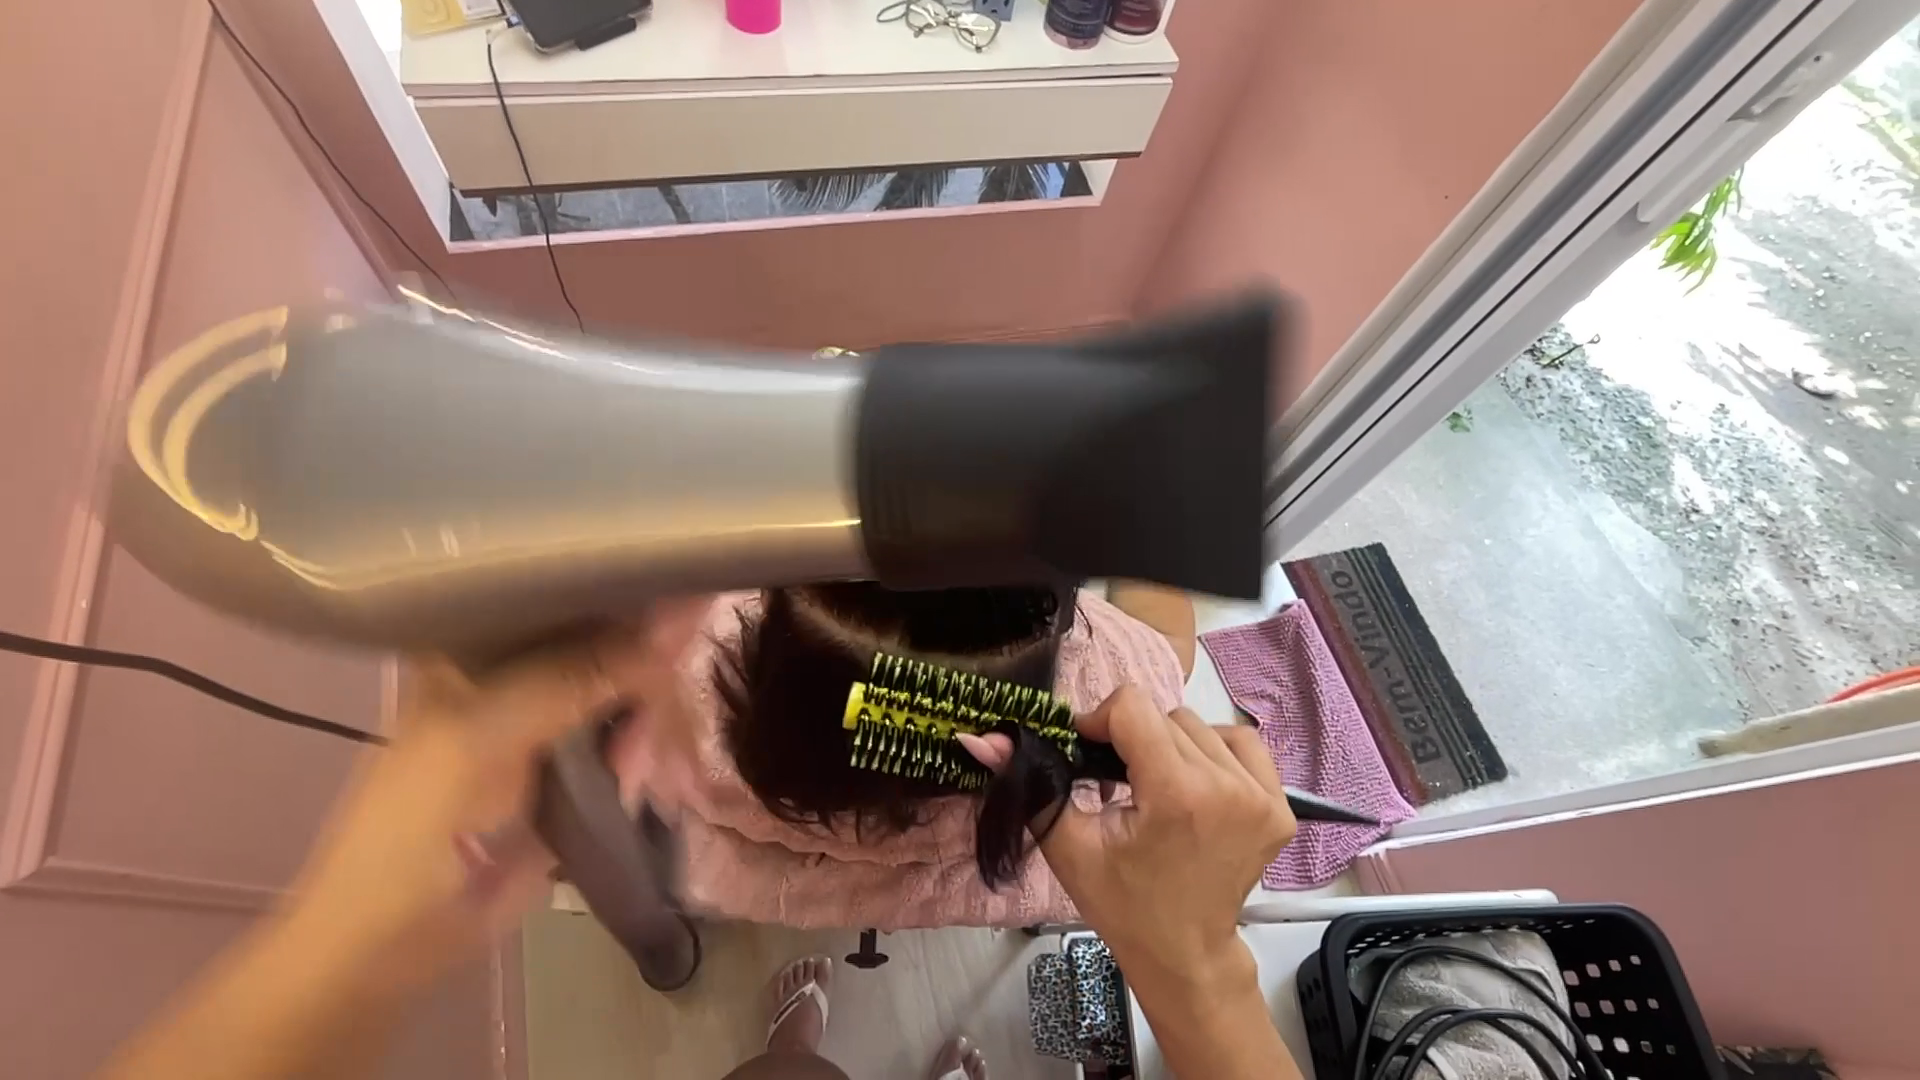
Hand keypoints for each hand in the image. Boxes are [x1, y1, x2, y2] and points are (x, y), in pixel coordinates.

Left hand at [284, 603, 706, 989]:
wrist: (398, 938)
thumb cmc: (418, 822)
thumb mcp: (491, 732)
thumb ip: (579, 674)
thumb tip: (678, 622)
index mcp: (473, 642)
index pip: (561, 589)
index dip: (620, 590)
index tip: (680, 598)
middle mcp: (514, 667)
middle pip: (606, 638)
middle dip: (638, 674)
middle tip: (644, 718)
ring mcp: (547, 716)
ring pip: (624, 687)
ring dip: (638, 724)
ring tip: (629, 767)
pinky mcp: (573, 760)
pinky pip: (626, 733)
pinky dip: (636, 751)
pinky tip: (630, 775)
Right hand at [962, 686, 1295, 994]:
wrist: (1187, 956)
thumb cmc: (1124, 905)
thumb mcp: (1068, 847)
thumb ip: (1028, 784)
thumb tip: (981, 738)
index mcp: (1178, 795)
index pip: (1132, 706)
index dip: (1099, 723)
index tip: (1088, 756)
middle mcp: (1230, 787)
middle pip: (1163, 715)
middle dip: (1133, 740)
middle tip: (1119, 784)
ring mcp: (1263, 795)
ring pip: (1198, 725)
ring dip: (1170, 745)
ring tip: (1155, 788)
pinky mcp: (1280, 804)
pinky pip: (1239, 742)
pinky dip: (1211, 751)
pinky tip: (1193, 784)